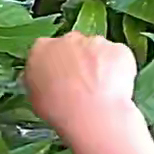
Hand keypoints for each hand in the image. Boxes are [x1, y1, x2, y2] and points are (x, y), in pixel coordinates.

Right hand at [24, 32, 142, 141]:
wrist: (91, 114)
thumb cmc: (56, 108)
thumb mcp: (34, 95)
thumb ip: (39, 78)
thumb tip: (45, 79)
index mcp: (40, 49)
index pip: (44, 49)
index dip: (51, 63)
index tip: (56, 75)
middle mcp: (67, 39)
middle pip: (71, 44)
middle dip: (74, 58)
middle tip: (78, 81)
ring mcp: (95, 42)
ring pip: (96, 48)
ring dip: (96, 61)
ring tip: (98, 85)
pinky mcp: (119, 49)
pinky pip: (117, 55)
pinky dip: (117, 66)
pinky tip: (113, 85)